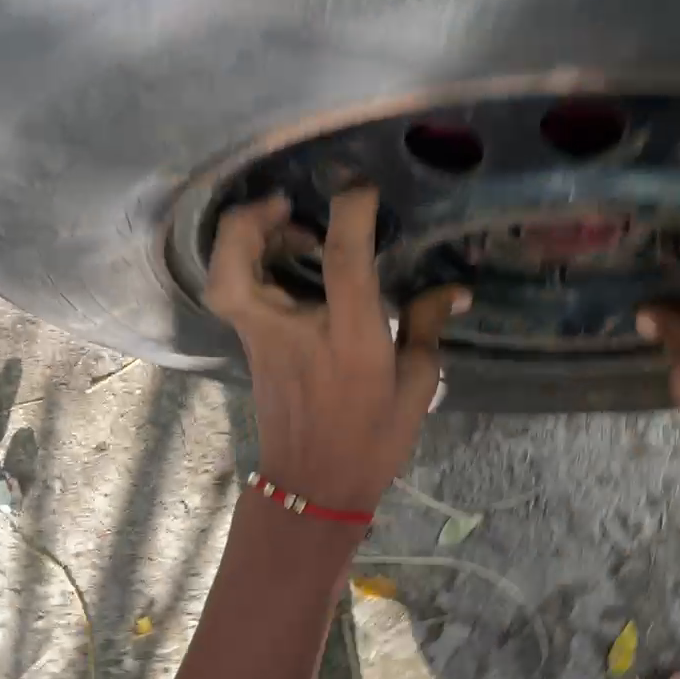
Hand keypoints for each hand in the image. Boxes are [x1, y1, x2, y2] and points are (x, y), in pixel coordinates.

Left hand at [207, 188, 468, 513]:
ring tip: (284, 226)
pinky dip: (245, 264)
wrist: (314, 486)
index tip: (363, 191)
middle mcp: (294, 331)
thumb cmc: (372, 440)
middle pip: (238, 266)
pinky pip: (233, 295)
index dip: (351, 214)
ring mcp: (262, 341)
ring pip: (224, 279)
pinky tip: (280, 261)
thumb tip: (455, 290)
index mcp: (348, 339)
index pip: (342, 261)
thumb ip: (427, 328)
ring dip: (243, 239)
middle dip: (250, 221)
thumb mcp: (416, 387)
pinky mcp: (251, 349)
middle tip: (285, 203)